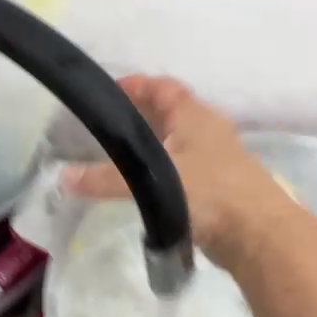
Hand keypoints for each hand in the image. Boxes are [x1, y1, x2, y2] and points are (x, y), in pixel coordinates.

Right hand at [63, 75, 297, 261]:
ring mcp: (210, 159)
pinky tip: (136, 186)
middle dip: (138, 116)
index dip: (138, 85)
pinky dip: (154, 170)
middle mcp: (205, 131)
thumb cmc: (209, 192)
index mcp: (196, 117)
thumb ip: (107, 179)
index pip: (165, 89)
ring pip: (171, 143)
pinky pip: (175, 169)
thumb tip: (63, 178)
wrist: (253, 231)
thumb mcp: (152, 181)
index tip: (110, 90)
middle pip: (168, 114)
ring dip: (146, 145)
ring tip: (113, 156)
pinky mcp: (209, 186)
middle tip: (104, 125)